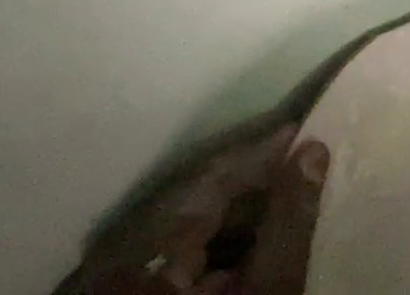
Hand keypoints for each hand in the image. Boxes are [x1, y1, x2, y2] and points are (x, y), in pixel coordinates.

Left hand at [85, 126, 331, 294]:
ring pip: (171, 232)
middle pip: (188, 201)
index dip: (260, 152)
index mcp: (148, 255)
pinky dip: (200, 253)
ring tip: (276, 210)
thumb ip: (289, 223)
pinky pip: (156, 264)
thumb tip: (311, 151)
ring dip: (225, 218)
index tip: (304, 131)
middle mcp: (112, 265)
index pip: (211, 178)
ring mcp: (99, 291)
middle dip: (246, 183)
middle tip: (297, 166)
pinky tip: (236, 263)